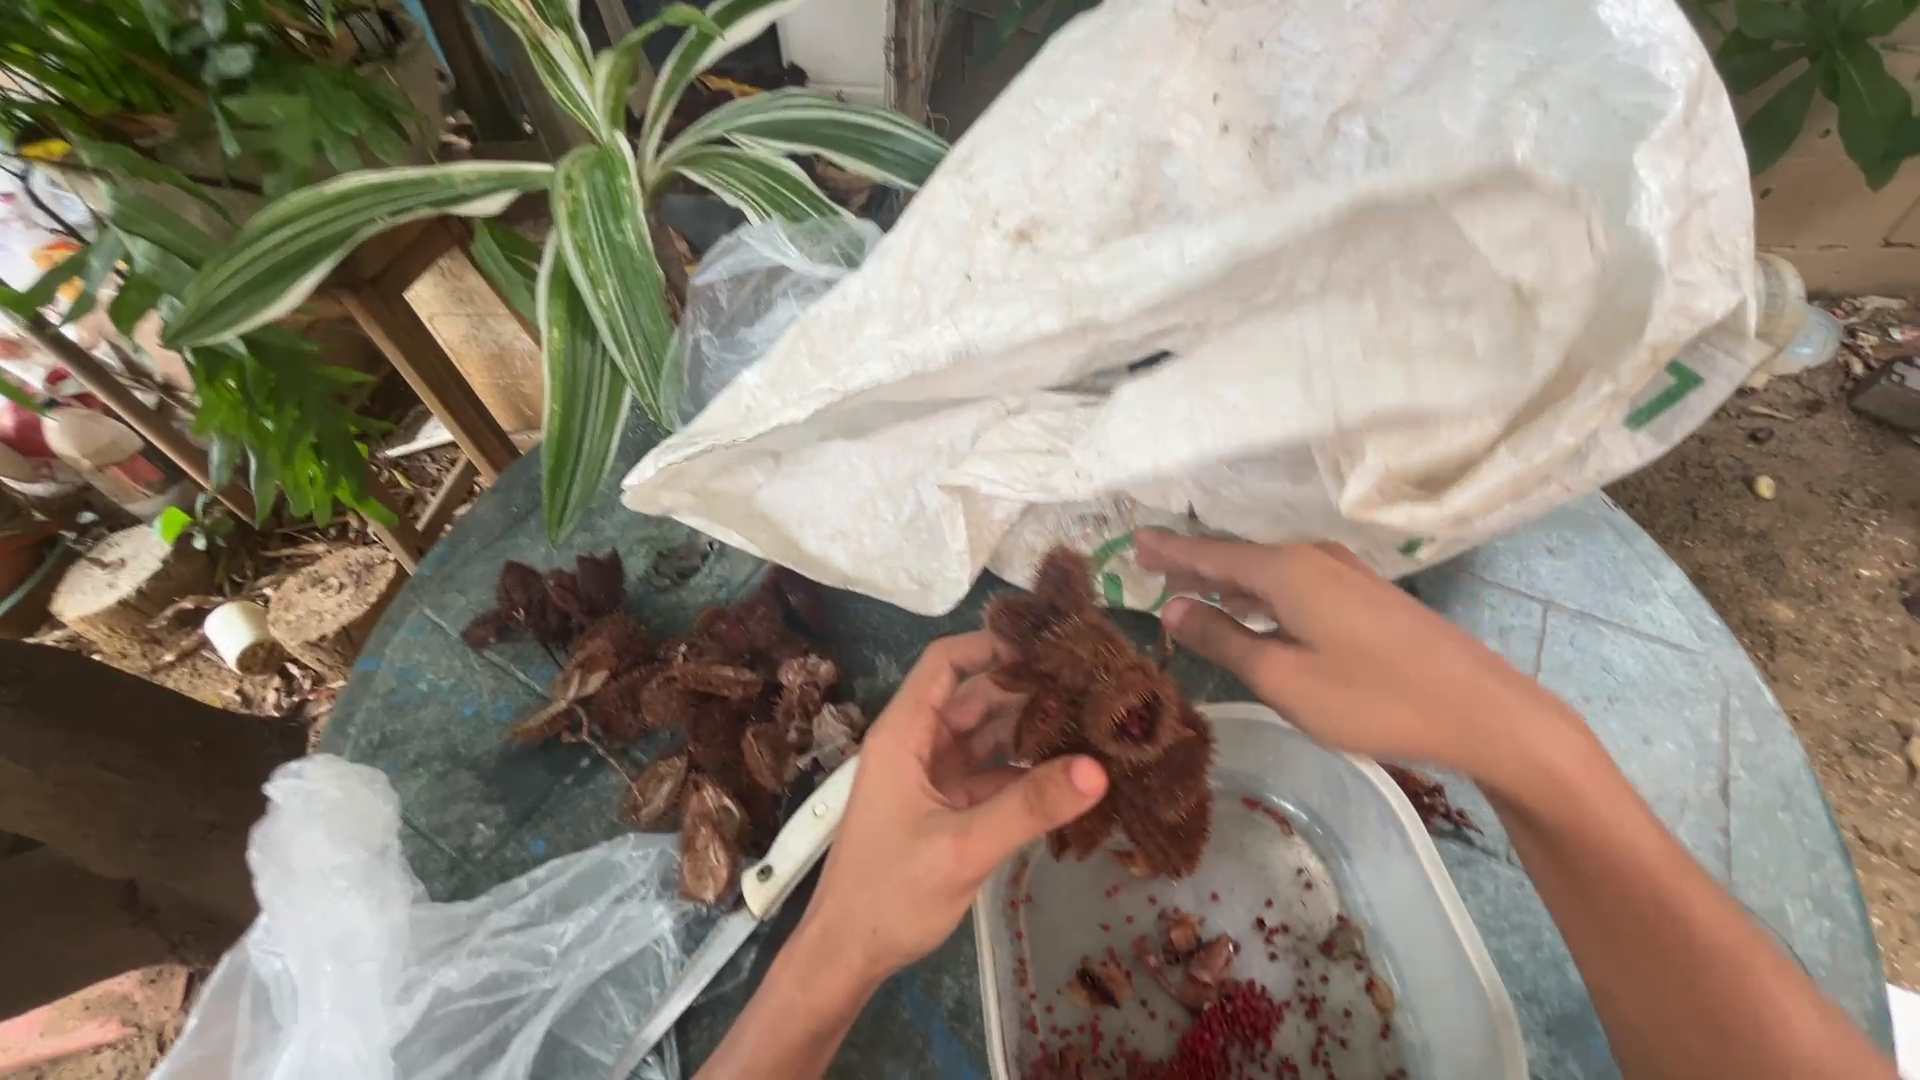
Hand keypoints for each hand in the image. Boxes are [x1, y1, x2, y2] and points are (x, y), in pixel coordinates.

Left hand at [798, 631, 1107, 988]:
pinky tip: (1068, 774)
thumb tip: (1098, 769)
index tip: (1047, 645)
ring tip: (1091, 721)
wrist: (847, 956)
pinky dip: (1025, 771)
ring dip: (1031, 730)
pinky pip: (991, 773)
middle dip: (1027, 689)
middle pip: (975, 696)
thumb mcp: (963, 848)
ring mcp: (933, 774)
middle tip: (1091, 686)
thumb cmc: (889, 894)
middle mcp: (918, 743)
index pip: (945, 662)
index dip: (991, 645)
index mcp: (904, 733)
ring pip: (987, 735)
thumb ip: (1028, 807)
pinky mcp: (947, 805)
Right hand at [1134, 530, 1584, 798]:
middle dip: (1192, 563)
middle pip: (1237, 557)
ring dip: (1226, 579)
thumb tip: (1174, 609)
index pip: (1210, 554)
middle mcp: (1312, 559)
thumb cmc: (1375, 700)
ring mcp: (1344, 574)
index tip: (1133, 542)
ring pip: (1266, 570)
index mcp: (1286, 572)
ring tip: (1189, 588)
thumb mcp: (1284, 679)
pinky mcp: (1365, 596)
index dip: (1169, 551)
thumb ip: (1224, 640)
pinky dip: (1259, 591)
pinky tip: (1252, 608)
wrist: (1487, 713)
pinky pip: (1292, 582)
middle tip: (1150, 566)